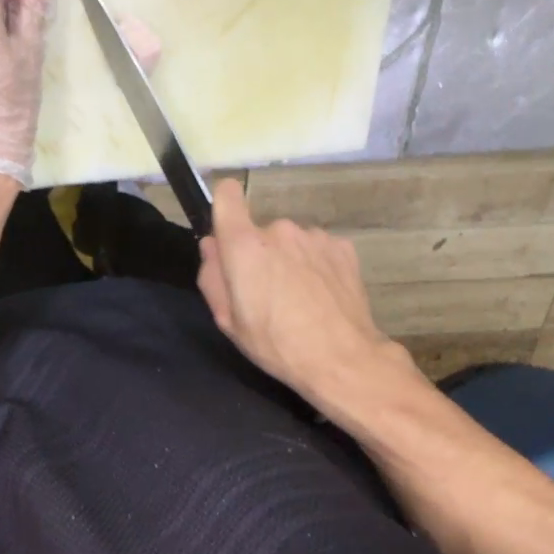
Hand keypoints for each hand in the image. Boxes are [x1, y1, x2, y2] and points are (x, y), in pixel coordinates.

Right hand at [196, 179, 404, 400]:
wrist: (340, 357)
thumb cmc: (274, 343)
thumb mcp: (228, 320)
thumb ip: (212, 277)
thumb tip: (211, 246)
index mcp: (245, 246)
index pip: (227, 196)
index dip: (223, 206)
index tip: (226, 230)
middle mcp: (279, 230)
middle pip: (259, 231)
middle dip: (257, 254)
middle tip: (264, 293)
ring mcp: (314, 236)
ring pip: (289, 241)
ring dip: (287, 260)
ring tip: (296, 298)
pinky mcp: (342, 246)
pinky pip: (315, 249)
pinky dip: (312, 265)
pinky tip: (318, 296)